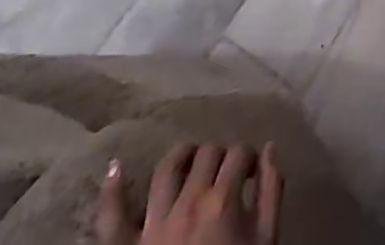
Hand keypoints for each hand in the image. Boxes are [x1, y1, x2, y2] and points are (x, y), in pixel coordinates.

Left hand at [96, 142, 281, 244]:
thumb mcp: (266, 242)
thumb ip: (272, 193)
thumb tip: (270, 149)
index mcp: (223, 202)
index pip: (239, 155)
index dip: (250, 158)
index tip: (254, 172)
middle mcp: (187, 202)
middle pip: (207, 154)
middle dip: (222, 156)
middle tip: (229, 173)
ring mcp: (153, 223)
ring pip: (166, 169)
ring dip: (182, 155)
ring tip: (192, 159)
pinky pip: (112, 216)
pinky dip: (112, 190)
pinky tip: (116, 166)